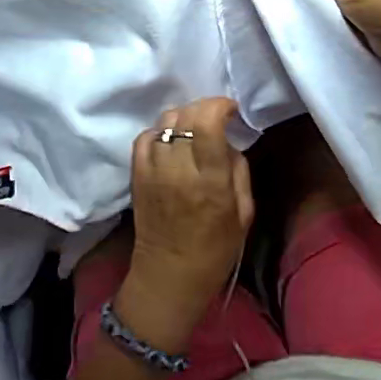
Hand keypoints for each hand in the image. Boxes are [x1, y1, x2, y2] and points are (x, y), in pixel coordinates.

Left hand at [116, 98, 254, 353]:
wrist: (170, 274)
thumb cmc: (216, 249)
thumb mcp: (244, 212)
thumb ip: (238, 171)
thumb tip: (227, 142)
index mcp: (210, 181)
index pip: (207, 124)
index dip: (219, 106)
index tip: (231, 110)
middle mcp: (178, 170)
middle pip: (185, 117)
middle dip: (204, 107)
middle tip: (216, 117)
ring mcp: (152, 171)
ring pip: (164, 122)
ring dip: (182, 117)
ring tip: (194, 128)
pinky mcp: (136, 174)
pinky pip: (145, 137)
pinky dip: (159, 131)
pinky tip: (171, 140)